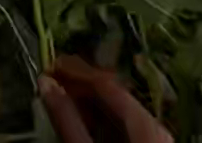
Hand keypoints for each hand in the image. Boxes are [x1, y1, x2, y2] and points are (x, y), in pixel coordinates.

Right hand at [38, 56, 172, 142]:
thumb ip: (68, 120)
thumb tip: (45, 82)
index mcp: (145, 121)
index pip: (105, 82)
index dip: (74, 70)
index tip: (48, 65)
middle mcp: (155, 123)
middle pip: (112, 91)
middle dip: (79, 84)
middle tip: (51, 80)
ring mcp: (156, 136)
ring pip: (117, 108)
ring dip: (87, 101)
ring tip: (62, 99)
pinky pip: (123, 123)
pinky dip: (100, 118)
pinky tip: (82, 120)